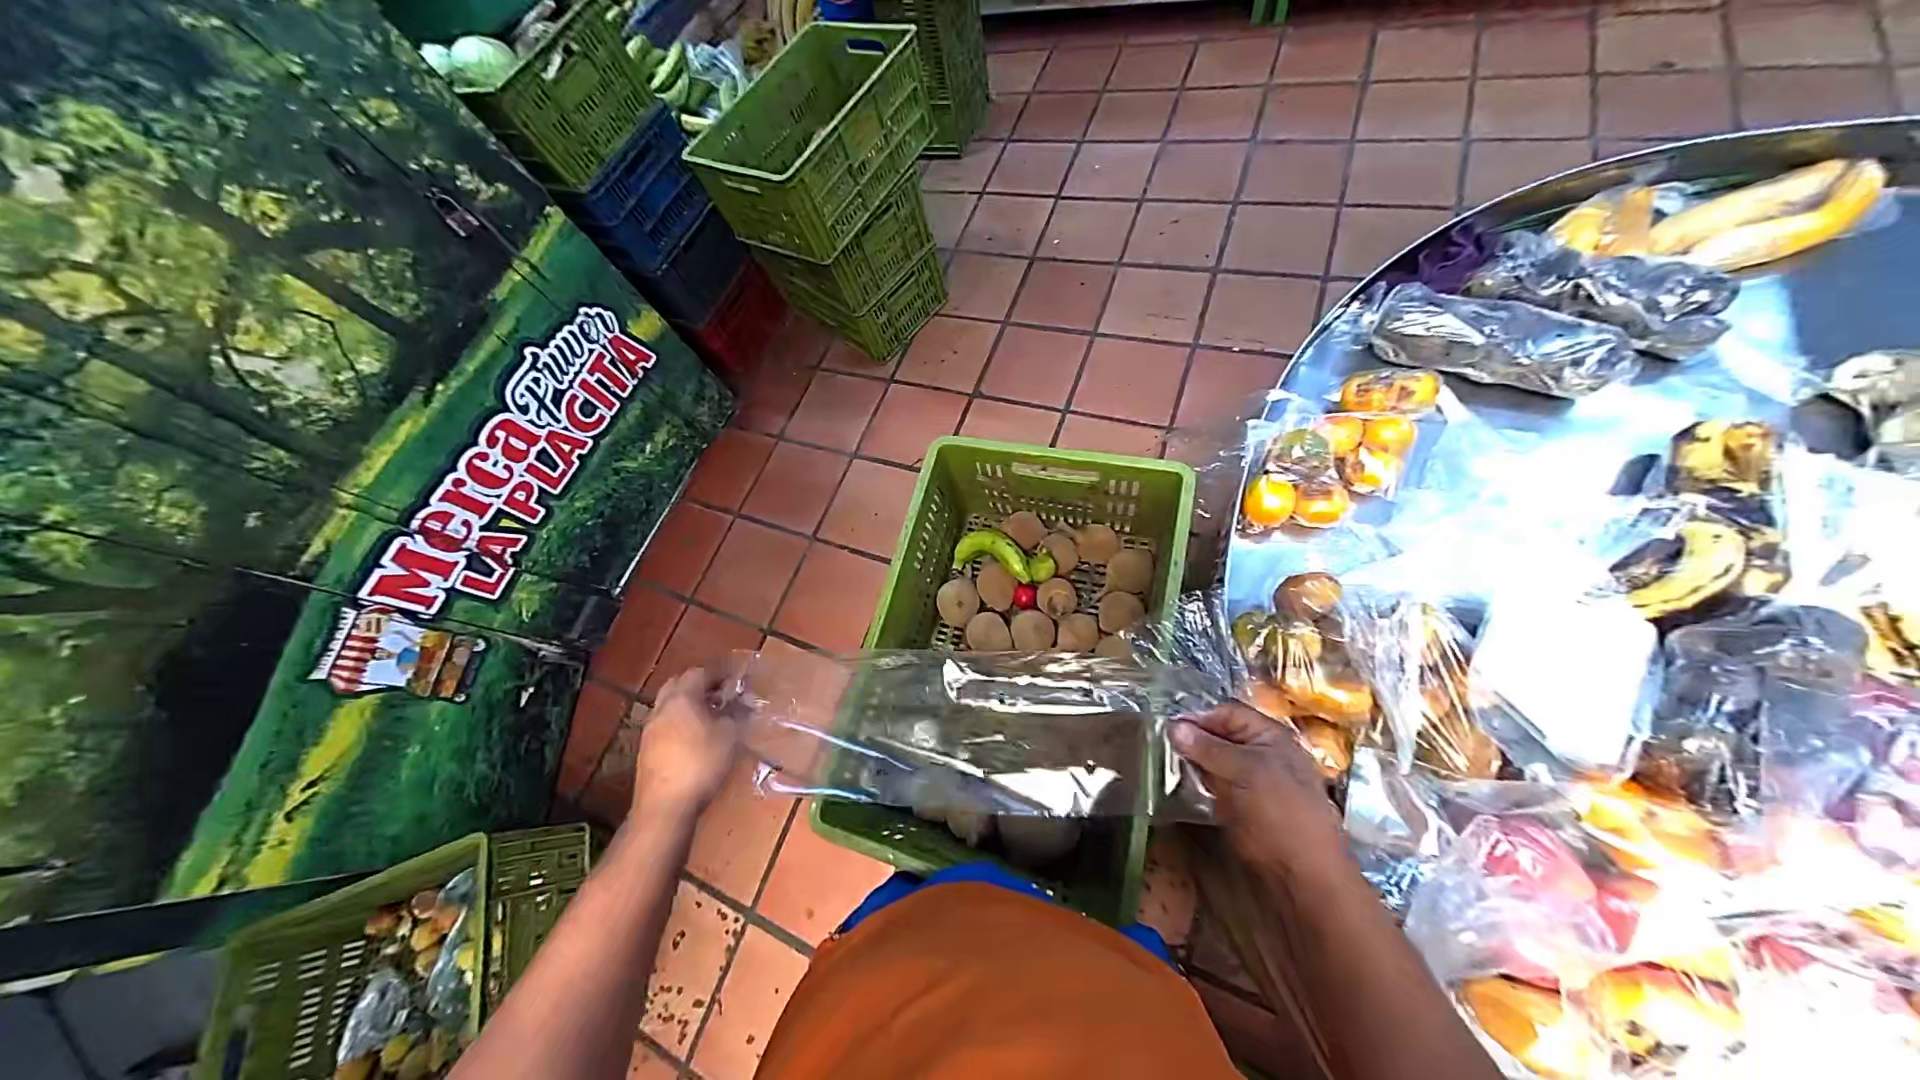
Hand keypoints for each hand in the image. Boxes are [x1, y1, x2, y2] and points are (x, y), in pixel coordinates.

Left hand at [633, 667, 739, 820]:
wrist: (665, 807)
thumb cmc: (701, 764)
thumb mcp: (729, 736)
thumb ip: (736, 714)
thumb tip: (743, 703)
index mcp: (681, 698)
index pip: (699, 673)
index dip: (719, 673)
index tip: (736, 678)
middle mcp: (661, 709)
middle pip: (678, 685)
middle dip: (700, 684)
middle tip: (721, 693)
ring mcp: (650, 731)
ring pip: (669, 706)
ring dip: (689, 704)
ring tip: (712, 715)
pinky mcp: (646, 751)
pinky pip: (665, 725)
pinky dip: (680, 722)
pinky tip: (696, 738)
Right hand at [1171, 704, 1346, 875]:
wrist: (1300, 872)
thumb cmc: (1279, 812)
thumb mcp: (1245, 771)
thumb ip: (1208, 747)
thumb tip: (1173, 727)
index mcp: (1270, 737)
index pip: (1228, 714)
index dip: (1200, 717)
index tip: (1168, 726)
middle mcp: (1260, 754)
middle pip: (1220, 736)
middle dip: (1193, 738)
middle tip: (1160, 743)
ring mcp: (1250, 781)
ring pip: (1214, 761)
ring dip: (1192, 760)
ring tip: (1163, 761)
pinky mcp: (1239, 805)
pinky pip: (1213, 784)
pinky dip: (1196, 781)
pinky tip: (1178, 782)